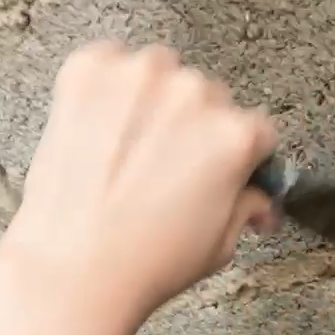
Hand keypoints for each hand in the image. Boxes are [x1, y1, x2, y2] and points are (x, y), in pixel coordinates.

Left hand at [0, 41, 278, 328]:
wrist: (76, 268)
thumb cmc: (146, 264)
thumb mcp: (219, 247)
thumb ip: (246, 209)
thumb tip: (257, 202)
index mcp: (233, 138)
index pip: (257, 131)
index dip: (246, 159)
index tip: (230, 172)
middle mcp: (191, 96)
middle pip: (209, 99)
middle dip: (199, 131)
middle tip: (175, 172)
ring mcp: (138, 77)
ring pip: (162, 75)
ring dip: (156, 104)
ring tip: (136, 154)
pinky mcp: (89, 72)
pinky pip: (112, 65)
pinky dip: (112, 92)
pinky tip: (107, 136)